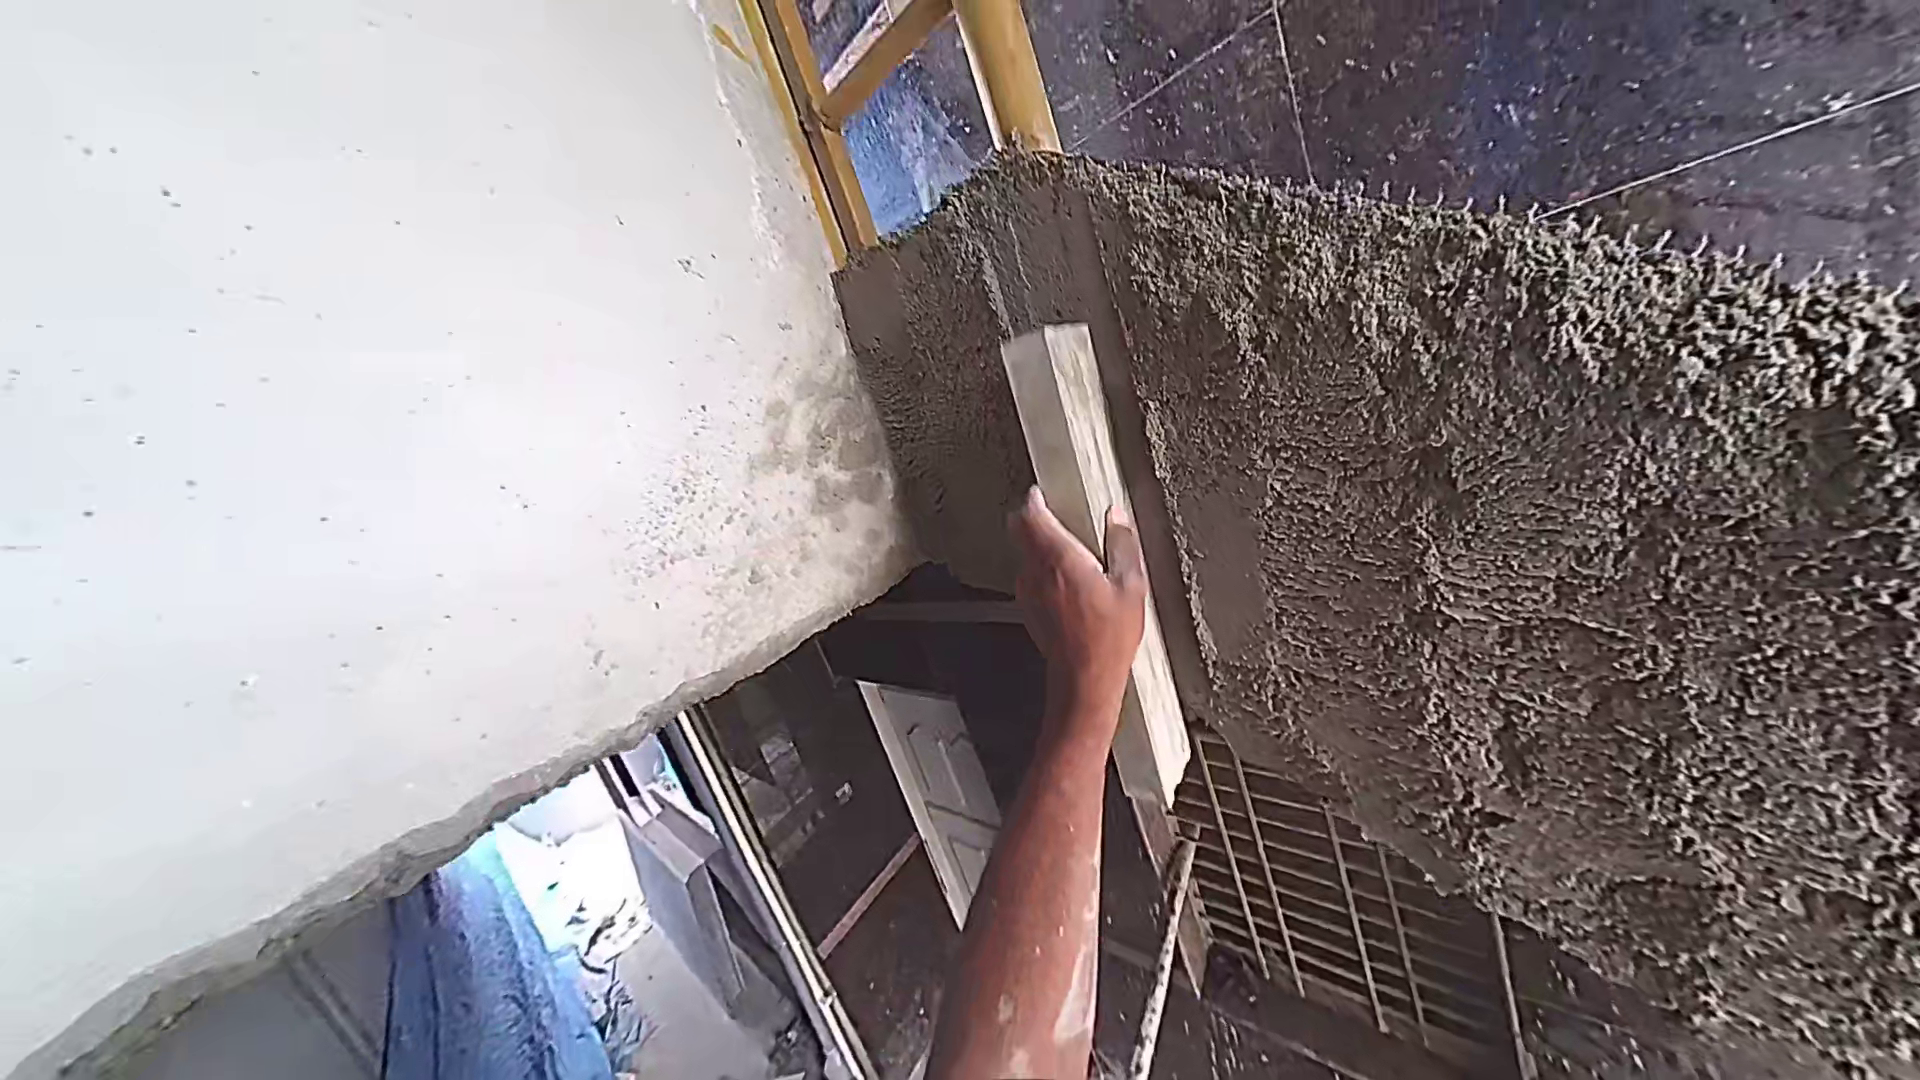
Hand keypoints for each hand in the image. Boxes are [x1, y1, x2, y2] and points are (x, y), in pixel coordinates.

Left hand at [1009, 486, 1146, 728]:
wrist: (1084, 677)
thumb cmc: (1108, 637)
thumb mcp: (1131, 586)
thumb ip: (1122, 544)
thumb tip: (1117, 516)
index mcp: (1060, 558)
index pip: (1031, 515)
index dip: (1034, 500)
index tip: (1042, 493)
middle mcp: (1036, 571)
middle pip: (1017, 530)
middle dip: (1028, 516)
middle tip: (1048, 512)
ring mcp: (1028, 590)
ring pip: (1021, 552)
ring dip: (1034, 542)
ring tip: (1063, 545)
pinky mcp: (1028, 607)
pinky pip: (1027, 574)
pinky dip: (1038, 565)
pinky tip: (1063, 577)